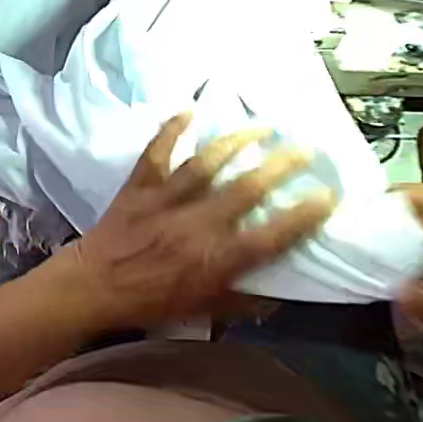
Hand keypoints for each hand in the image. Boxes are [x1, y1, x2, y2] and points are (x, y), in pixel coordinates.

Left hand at [53, 113, 331, 329]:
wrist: (94, 285)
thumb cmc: (150, 300)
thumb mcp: (202, 310)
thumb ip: (242, 300)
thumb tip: (280, 293)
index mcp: (215, 260)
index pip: (270, 236)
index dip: (303, 216)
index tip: (328, 193)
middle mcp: (195, 225)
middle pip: (245, 189)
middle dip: (280, 165)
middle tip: (305, 147)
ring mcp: (165, 200)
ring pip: (206, 163)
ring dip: (235, 141)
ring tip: (261, 126)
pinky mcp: (139, 186)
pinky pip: (157, 153)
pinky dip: (170, 130)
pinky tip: (188, 111)